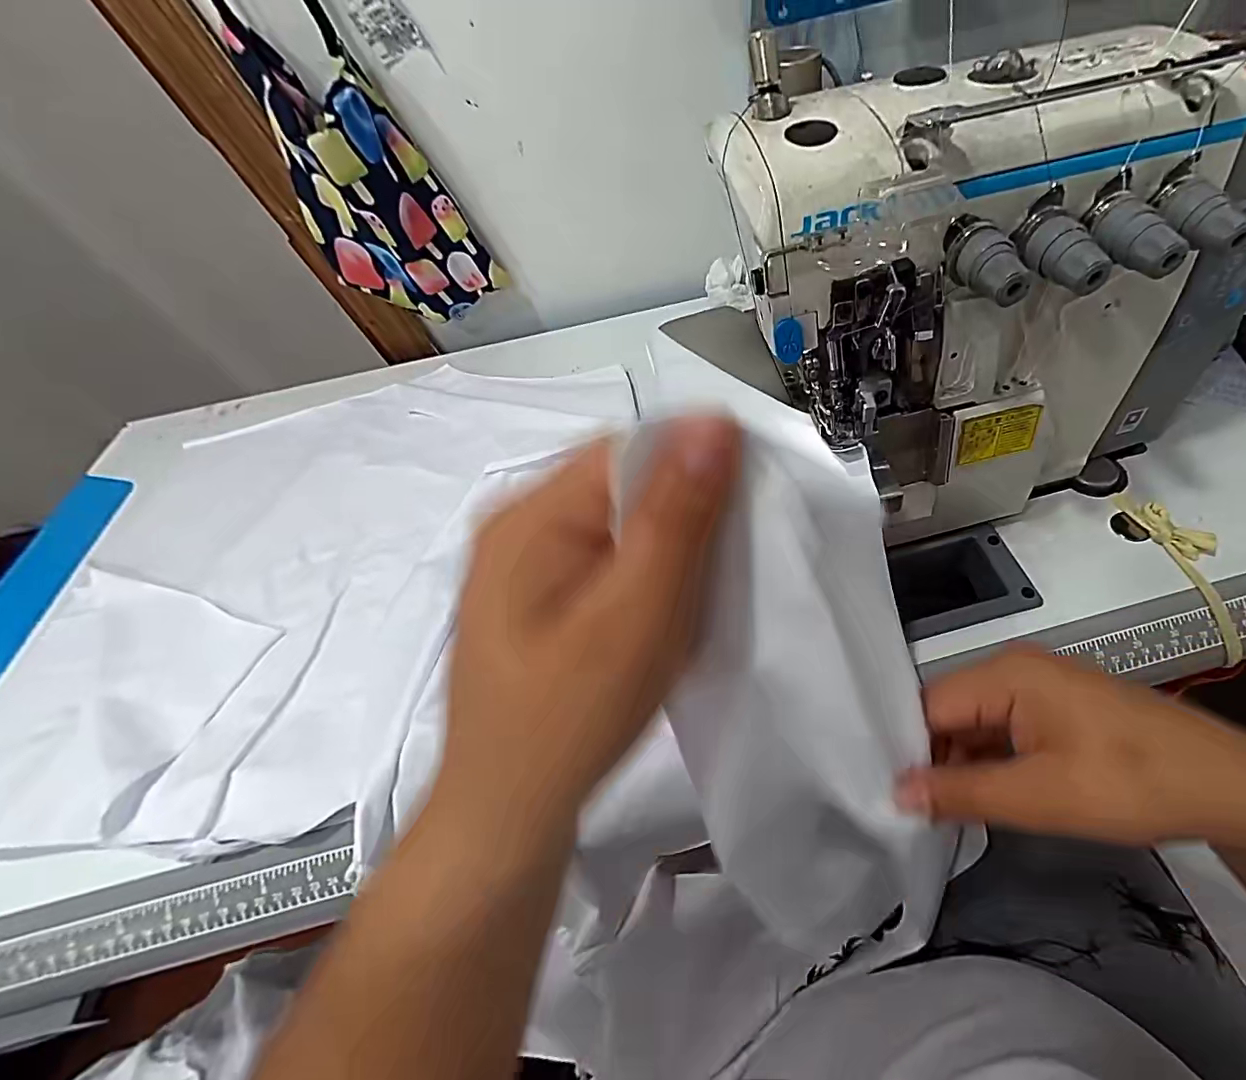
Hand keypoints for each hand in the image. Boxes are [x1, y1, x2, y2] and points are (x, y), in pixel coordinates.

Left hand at [434, 416, 740, 840]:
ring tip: (685, 601)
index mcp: (530, 513)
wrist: (506, 812)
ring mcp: (516, 564)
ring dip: (661, 550)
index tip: (738, 517)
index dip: (694, 468)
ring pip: (613, 524)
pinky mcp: (529, 599)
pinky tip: (652, 618)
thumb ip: (677, 515)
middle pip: (619, 483)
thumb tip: (714, 422)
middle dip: (679, 516)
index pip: (630, 446)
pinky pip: (597, 559)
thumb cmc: (573, 716)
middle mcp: (514, 524)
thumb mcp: (638, 611)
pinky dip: (637, 576)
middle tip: (713, 572)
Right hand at [894, 647, 1245, 847]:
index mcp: (1005, 673)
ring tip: (945, 810)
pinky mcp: (1056, 706)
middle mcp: (1014, 668)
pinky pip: (1003, 727)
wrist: (1227, 786)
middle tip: (916, 811)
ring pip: (975, 721)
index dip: (906, 749)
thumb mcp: (1038, 797)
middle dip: (933, 757)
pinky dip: (990, 759)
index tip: (889, 793)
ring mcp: (1038, 685)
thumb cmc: (1130, 783)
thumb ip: (960, 792)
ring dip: (961, 762)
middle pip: (949, 710)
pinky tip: (984, 794)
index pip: (928, 705)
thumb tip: (896, 793)